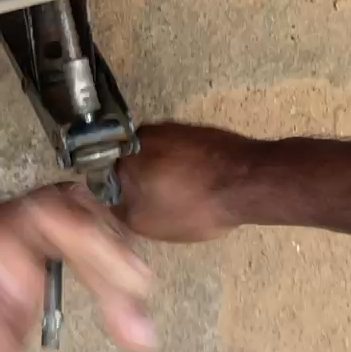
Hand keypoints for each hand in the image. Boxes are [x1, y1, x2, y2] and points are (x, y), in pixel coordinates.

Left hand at [0, 185, 155, 351]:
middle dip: (110, 253)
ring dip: (115, 263)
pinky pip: (76, 235)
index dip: (93, 242)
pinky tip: (124, 300)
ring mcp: (7, 227)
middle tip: (141, 300)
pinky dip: (105, 266)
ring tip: (136, 317)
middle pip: (69, 210)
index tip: (130, 283)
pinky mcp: (26, 241)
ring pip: (81, 219)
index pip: (44, 214)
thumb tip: (29, 266)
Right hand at [113, 122, 262, 242]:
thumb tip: (112, 200)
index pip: (102, 173)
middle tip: (152, 202)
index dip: (113, 191)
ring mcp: (171, 127)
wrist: (248, 180)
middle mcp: (141, 134)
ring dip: (160, 172)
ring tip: (178, 195)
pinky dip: (181, 166)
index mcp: (123, 154)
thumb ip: (119, 210)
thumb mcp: (146, 223)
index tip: (126, 205)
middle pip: (128, 160)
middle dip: (137, 180)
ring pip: (153, 154)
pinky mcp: (195, 129)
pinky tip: (195, 184)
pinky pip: (177, 149)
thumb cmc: (193, 205)